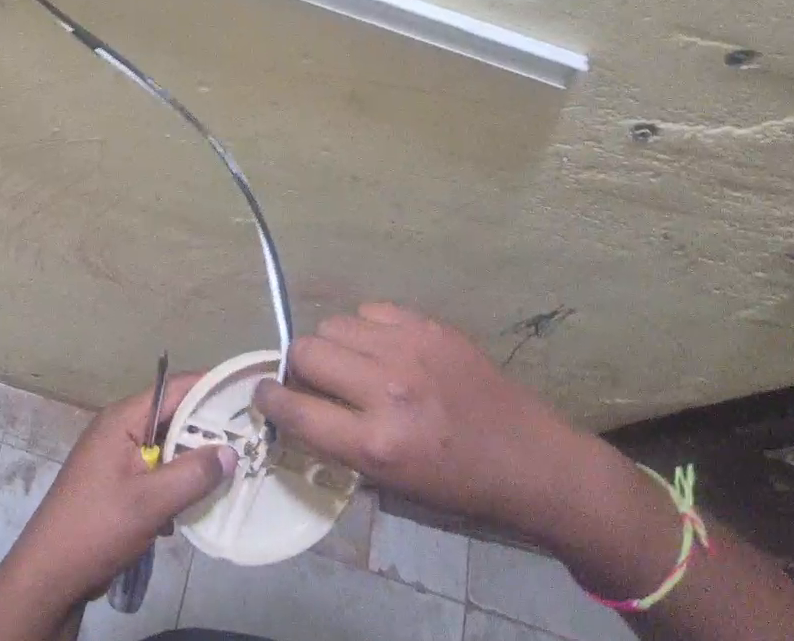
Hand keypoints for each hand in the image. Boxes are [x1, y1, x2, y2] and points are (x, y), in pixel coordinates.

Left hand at [3, 373, 236, 602]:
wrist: (49, 574)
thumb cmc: (97, 527)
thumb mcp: (151, 502)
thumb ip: (193, 474)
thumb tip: (230, 452)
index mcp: (123, 419)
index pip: (175, 388)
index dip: (211, 387)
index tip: (248, 395)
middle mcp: (120, 429)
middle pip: (173, 416)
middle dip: (208, 428)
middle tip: (250, 439)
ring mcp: (116, 456)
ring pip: (167, 447)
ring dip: (193, 460)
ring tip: (232, 472)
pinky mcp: (117, 483)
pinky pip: (156, 471)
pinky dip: (176, 482)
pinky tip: (197, 504)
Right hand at [253, 302, 596, 543]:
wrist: (529, 458)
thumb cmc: (456, 483)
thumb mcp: (390, 484)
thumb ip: (337, 443)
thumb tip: (295, 408)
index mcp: (375, 443)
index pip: (295, 408)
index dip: (269, 399)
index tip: (265, 394)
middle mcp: (386, 390)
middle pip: (306, 351)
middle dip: (298, 367)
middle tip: (313, 380)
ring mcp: (409, 351)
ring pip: (333, 324)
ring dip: (331, 344)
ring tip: (351, 362)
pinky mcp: (430, 327)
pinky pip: (371, 310)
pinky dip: (366, 328)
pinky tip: (382, 347)